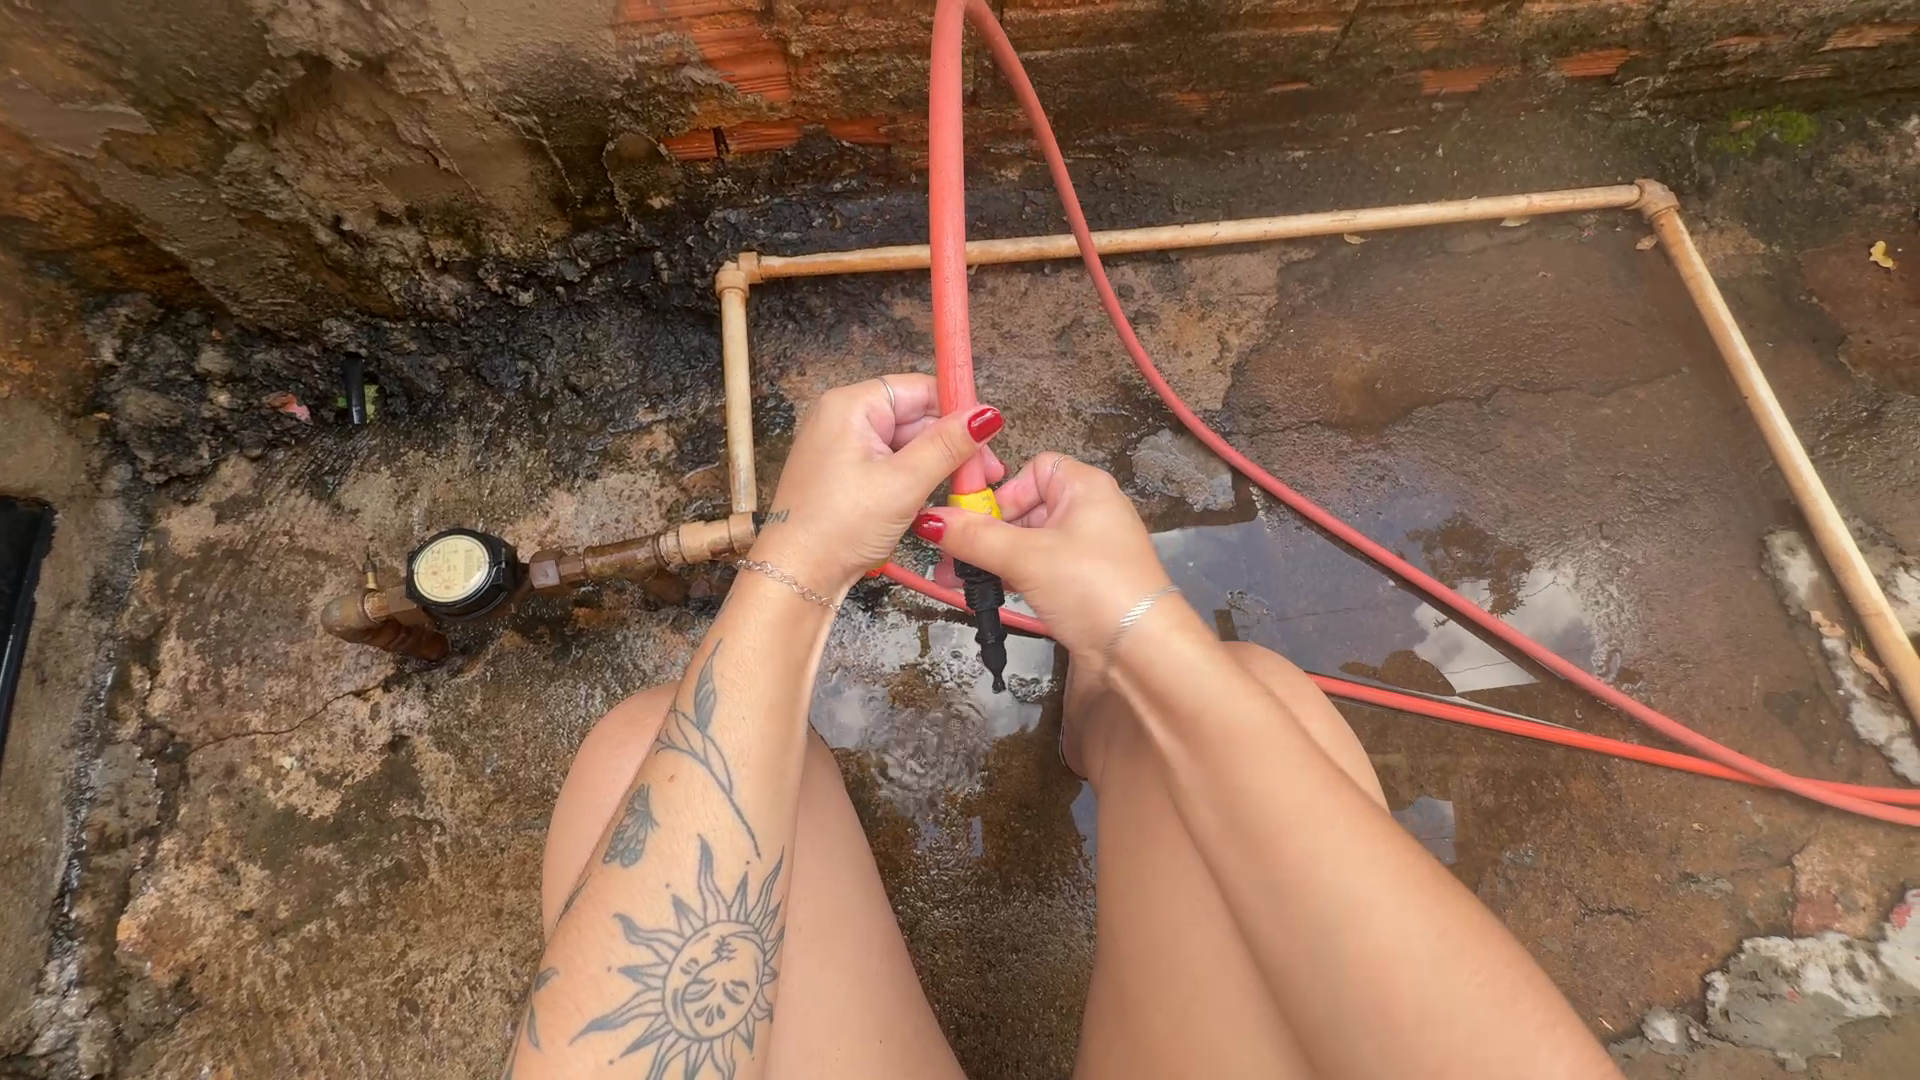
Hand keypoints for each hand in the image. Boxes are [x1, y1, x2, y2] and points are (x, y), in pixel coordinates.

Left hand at [751, 374, 1005, 592]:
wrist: (797, 576)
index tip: (988, 433)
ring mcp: (843, 448)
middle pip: (914, 417)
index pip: (918, 389)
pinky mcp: (846, 476)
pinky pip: (890, 466)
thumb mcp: (904, 483)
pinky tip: (931, 502)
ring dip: (936, 467)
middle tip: (983, 474)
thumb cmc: (836, 528)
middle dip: (951, 445)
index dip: (957, 409)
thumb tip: (985, 415)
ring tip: (961, 492)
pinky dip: (914, 481)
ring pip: (906, 445)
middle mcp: (844, 419)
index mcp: (851, 406)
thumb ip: (948, 445)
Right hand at [910, 453, 1172, 662]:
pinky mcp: (1084, 582)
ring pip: (1029, 542)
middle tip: (954, 559)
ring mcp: (1088, 549)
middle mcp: (1089, 511)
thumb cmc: (1092, 586)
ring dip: (994, 559)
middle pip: (1026, 508)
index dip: (1002, 492)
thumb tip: (929, 520)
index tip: (976, 521)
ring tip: (960, 582)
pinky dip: (1013, 577)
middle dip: (987, 533)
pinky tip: (989, 594)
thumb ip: (974, 537)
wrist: (1141, 652)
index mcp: (1084, 487)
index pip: (1033, 469)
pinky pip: (1039, 568)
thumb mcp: (1025, 557)